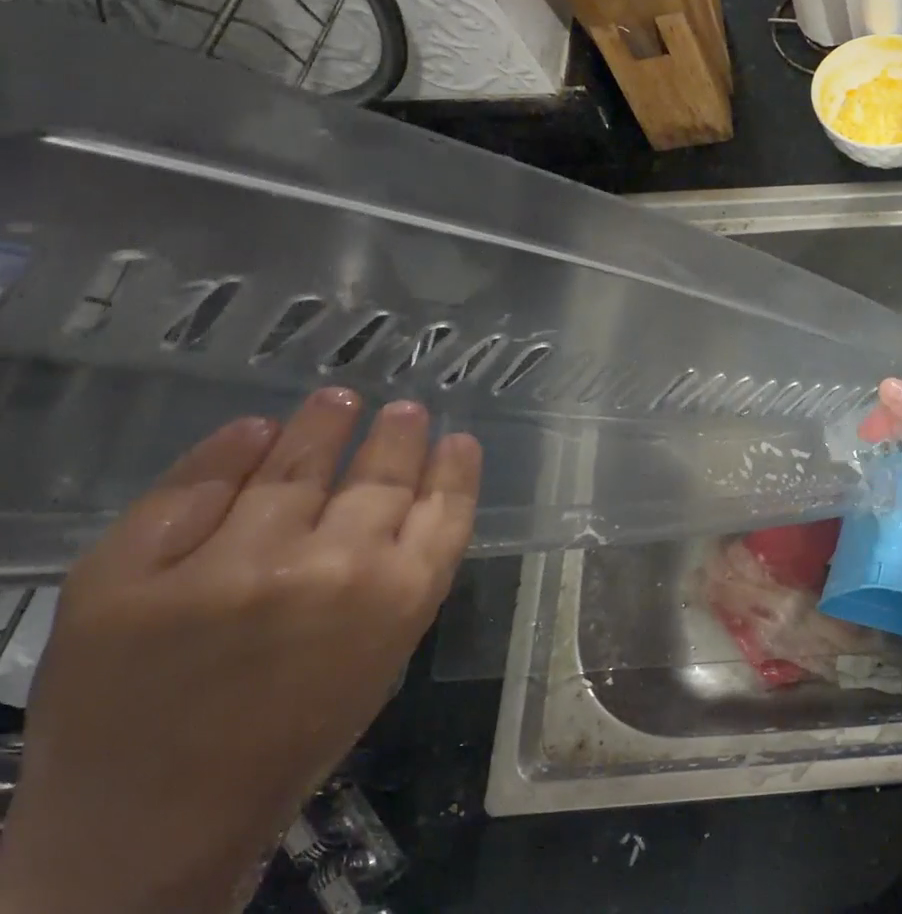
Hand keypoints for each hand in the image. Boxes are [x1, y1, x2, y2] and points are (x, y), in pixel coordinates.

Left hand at [0, 390, 480, 913]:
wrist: (159, 813)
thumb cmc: (293, 735)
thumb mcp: (382, 657)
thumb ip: (403, 578)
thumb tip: (407, 497)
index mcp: (398, 598)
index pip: (444, 506)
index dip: (453, 466)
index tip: (457, 437)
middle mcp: (330, 568)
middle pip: (377, 476)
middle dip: (396, 436)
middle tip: (403, 407)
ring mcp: (229, 564)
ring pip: (291, 467)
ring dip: (321, 424)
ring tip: (336, 397)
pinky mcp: (135, 571)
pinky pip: (191, 489)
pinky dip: (225, 451)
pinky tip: (252, 428)